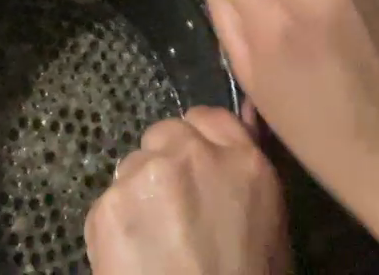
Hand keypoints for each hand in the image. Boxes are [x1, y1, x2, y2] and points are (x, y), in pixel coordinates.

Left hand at [85, 106, 289, 274]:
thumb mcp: (270, 231)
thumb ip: (246, 174)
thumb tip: (246, 121)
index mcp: (242, 162)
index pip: (209, 118)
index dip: (200, 141)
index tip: (197, 168)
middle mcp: (191, 155)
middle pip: (165, 135)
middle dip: (166, 163)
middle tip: (174, 211)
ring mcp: (145, 175)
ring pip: (133, 166)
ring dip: (140, 193)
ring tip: (154, 241)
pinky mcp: (108, 205)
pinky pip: (109, 203)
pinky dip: (117, 227)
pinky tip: (134, 259)